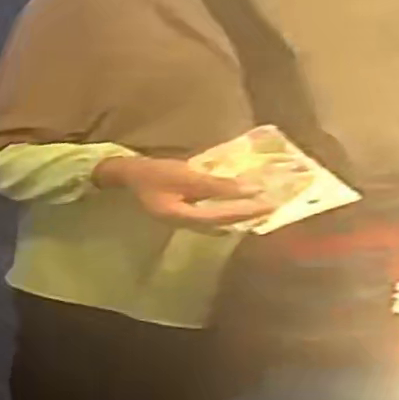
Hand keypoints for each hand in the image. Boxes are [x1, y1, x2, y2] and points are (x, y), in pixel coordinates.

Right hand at [93, 155, 276, 226]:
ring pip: (213, 224)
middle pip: (218, 225)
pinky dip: (222, 213)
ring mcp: (177, 220)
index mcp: (177, 216)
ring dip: (234, 217)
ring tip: (256, 209)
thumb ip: (217, 184)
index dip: (246, 211)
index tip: (272, 204)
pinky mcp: (178, 214)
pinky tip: (232, 206)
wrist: (126, 173)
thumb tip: (253, 190)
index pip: (219, 217)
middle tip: (269, 209)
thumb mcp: (185, 175)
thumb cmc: (153, 173)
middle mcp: (178, 223)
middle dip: (243, 218)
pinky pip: (206, 218)